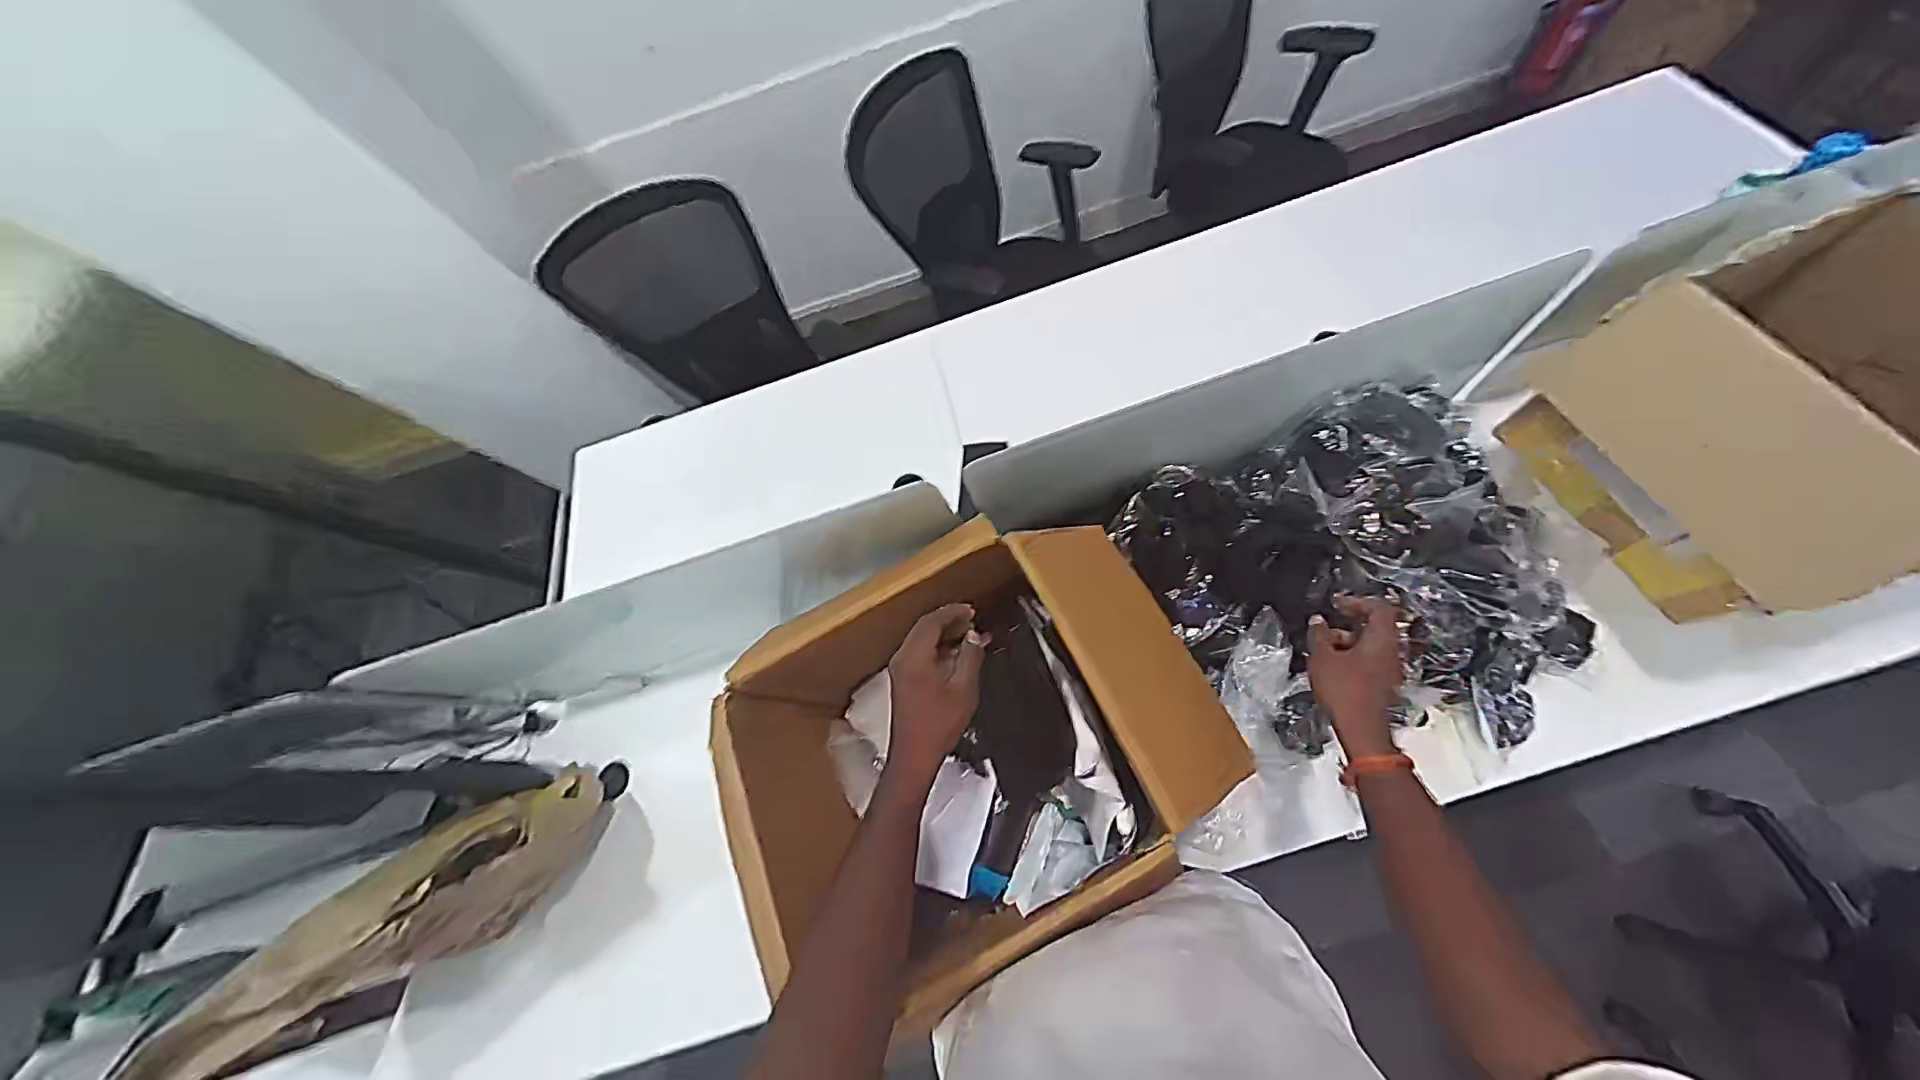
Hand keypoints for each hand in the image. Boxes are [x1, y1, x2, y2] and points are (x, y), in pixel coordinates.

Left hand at [884, 603, 987, 784]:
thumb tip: (973, 636)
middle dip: (948, 620)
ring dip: (942, 633)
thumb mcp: (963, 689)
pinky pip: (918, 652)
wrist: (915, 754)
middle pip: (923, 628)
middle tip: (971, 619)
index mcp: (914, 657)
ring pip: (920, 639)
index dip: (952, 612)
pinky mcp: (902, 679)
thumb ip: (970, 657)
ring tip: (967, 633)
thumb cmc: (939, 725)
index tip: (970, 610)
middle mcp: (902, 659)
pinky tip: (955, 653)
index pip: (931, 622)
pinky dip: (936, 646)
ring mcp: (900, 669)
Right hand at [1307, 595, 1404, 758]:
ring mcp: (1391, 669)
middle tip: (1325, 630)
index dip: (1357, 602)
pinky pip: (1371, 661)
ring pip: (1372, 645)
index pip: (1379, 608)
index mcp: (1382, 640)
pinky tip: (1333, 667)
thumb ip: (1319, 635)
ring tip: (1324, 650)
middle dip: (1347, 625)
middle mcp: (1393, 652)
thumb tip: (1318, 622)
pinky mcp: (1385, 683)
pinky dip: (1353, 657)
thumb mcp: (1323, 658)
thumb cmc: (1345, 692)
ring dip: (1348, 642)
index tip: (1337, 605)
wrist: (1362, 729)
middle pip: (1375, 627)